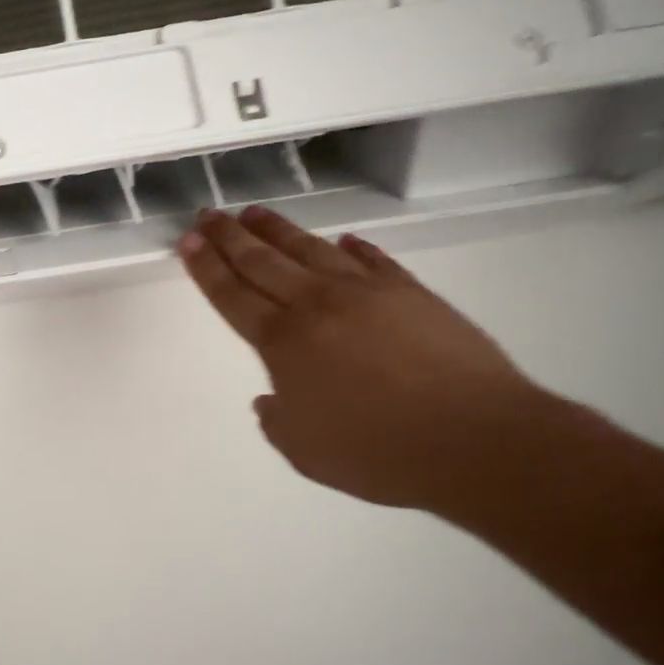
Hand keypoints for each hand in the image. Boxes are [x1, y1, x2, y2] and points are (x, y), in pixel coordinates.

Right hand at [179, 206, 549, 509]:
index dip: (206, 266)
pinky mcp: (412, 293)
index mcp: (282, 341)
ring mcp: (366, 293)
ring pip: (310, 250)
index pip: (232, 294)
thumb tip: (271, 398)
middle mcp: (316, 305)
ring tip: (255, 212)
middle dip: (230, 236)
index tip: (188, 241)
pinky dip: (353, 248)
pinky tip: (343, 240)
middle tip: (209, 214)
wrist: (475, 439)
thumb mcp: (306, 451)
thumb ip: (278, 420)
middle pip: (262, 260)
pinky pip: (373, 260)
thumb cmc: (378, 452)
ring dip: (278, 230)